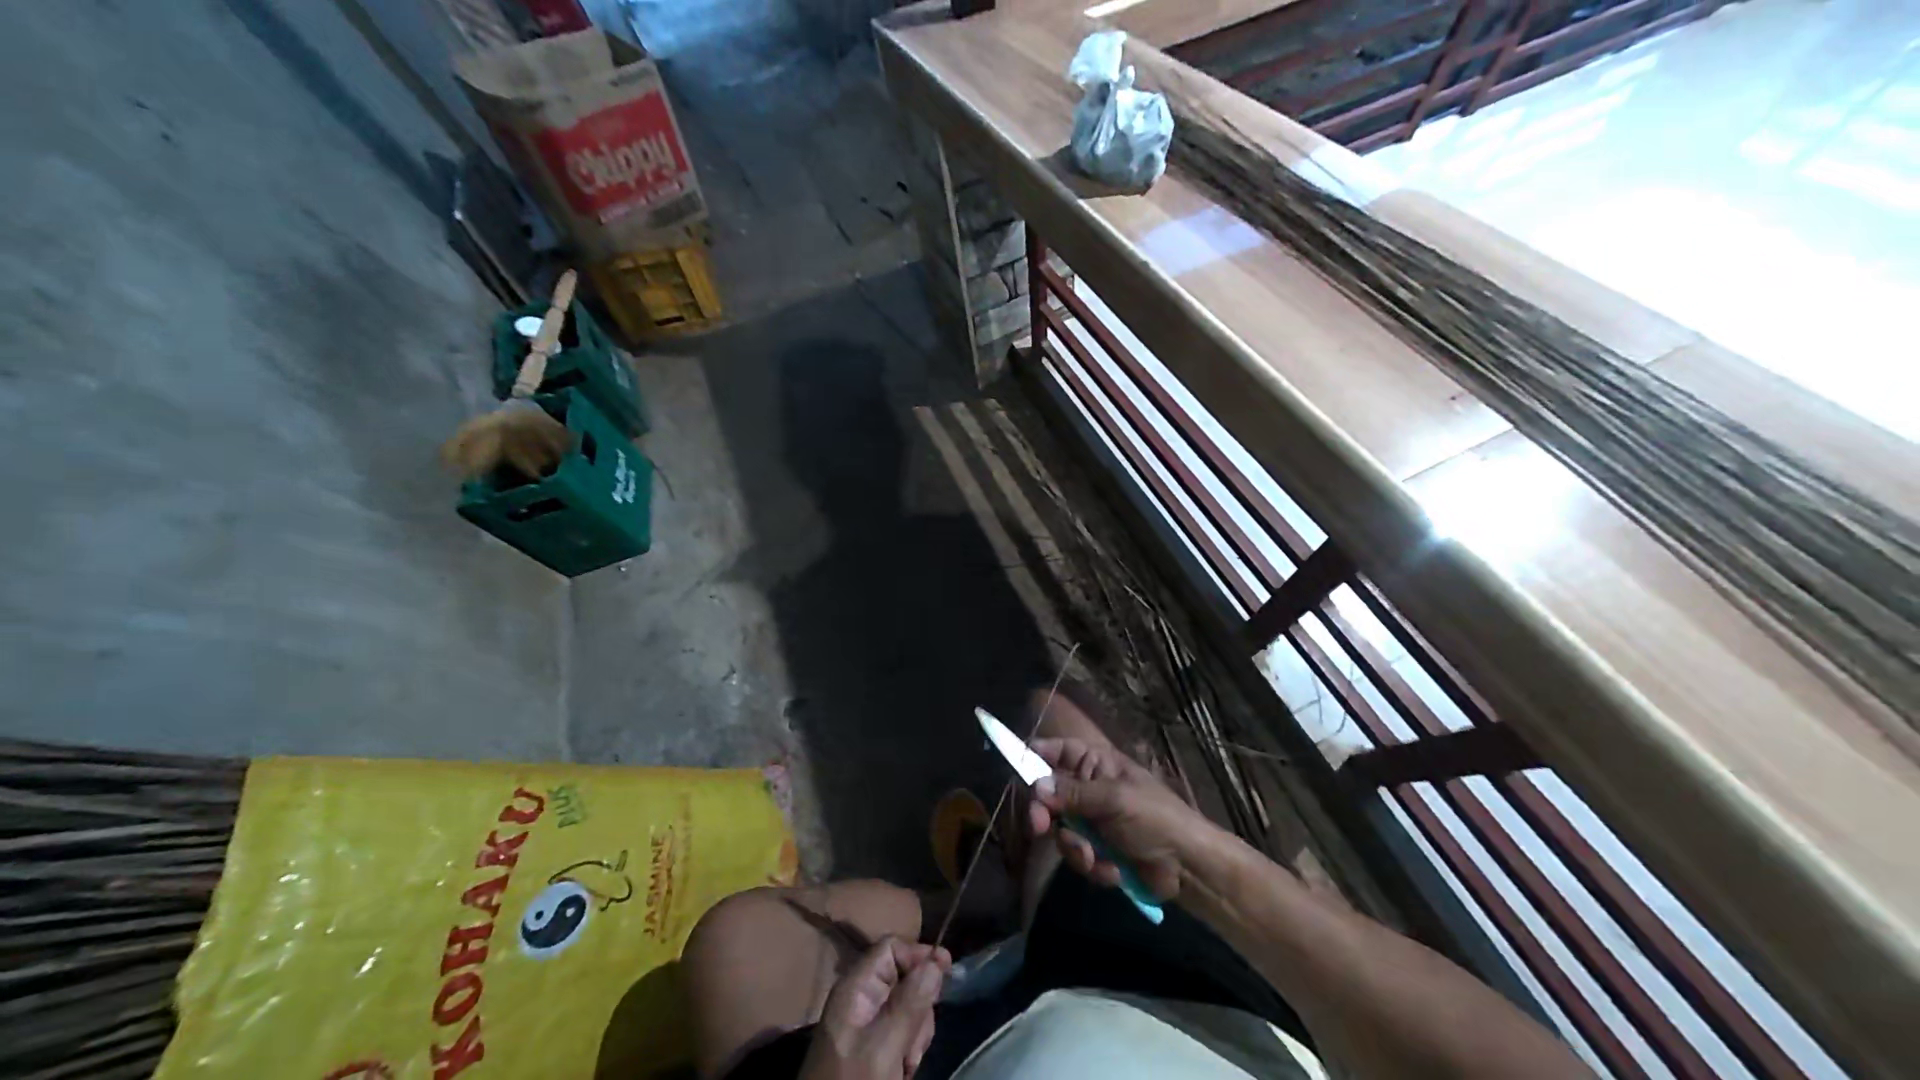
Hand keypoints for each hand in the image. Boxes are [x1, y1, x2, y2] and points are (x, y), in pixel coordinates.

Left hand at [799, 937, 951, 1079]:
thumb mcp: (884, 1046)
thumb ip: (910, 1003)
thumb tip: (935, 961)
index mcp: (856, 987)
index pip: (891, 948)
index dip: (918, 955)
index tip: (946, 970)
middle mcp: (861, 997)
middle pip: (904, 977)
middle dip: (919, 1004)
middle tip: (916, 1038)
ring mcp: (866, 1022)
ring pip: (907, 1006)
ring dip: (916, 1031)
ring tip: (906, 1061)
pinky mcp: (872, 1045)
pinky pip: (902, 1031)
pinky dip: (909, 1047)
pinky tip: (903, 1068)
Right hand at [1026, 737, 1225, 899]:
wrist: (1189, 867)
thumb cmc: (1157, 818)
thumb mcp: (1115, 800)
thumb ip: (1073, 793)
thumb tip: (1035, 786)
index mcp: (1096, 765)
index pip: (1056, 750)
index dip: (1033, 755)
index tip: (1013, 767)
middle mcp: (1088, 789)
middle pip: (1047, 794)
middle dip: (1045, 814)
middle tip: (1040, 827)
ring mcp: (1091, 821)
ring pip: (1059, 830)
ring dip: (1074, 848)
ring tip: (1095, 859)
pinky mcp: (1096, 851)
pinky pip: (1076, 855)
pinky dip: (1092, 866)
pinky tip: (1112, 871)